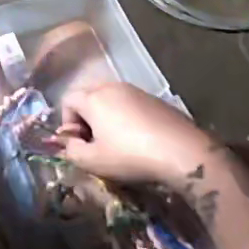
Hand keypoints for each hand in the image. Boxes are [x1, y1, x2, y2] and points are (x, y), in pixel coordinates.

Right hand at [52, 82, 218, 187]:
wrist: (181, 151)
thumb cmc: (130, 156)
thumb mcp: (93, 161)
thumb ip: (70, 150)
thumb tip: (67, 140)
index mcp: (93, 98)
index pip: (67, 100)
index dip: (67, 122)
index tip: (78, 143)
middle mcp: (112, 87)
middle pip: (88, 95)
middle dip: (85, 117)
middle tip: (94, 142)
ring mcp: (136, 90)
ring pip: (110, 98)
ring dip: (106, 116)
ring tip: (116, 141)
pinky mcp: (155, 99)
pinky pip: (130, 103)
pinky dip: (126, 116)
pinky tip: (138, 138)